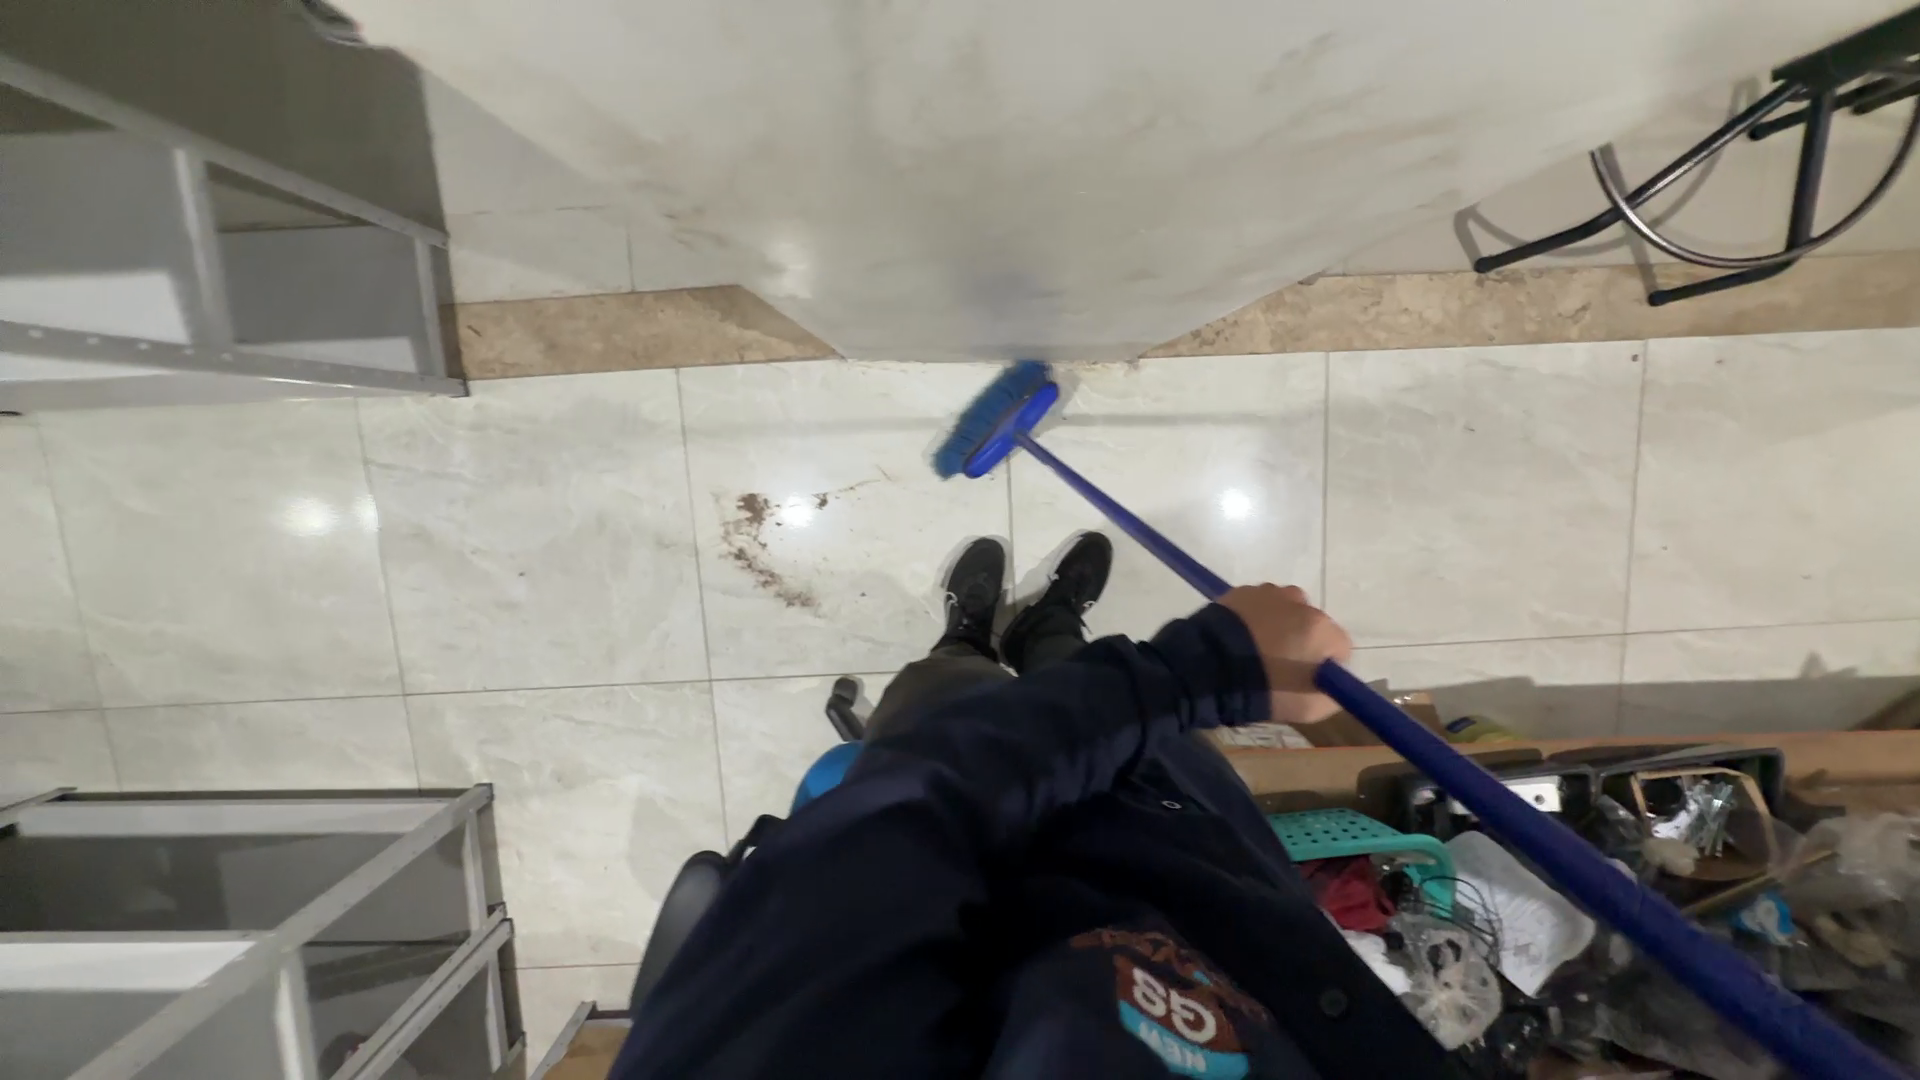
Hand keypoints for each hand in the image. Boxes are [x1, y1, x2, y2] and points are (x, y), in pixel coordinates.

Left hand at [1216, 584, 1351, 726]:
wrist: (1208, 665)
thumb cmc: (1264, 688)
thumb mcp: (1310, 708)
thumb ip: (1333, 692)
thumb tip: (1332, 681)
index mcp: (1322, 629)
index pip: (1339, 647)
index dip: (1326, 665)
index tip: (1309, 679)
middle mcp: (1299, 602)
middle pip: (1311, 624)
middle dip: (1302, 641)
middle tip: (1279, 663)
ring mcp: (1267, 592)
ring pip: (1284, 610)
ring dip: (1278, 625)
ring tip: (1255, 648)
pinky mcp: (1239, 591)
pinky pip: (1256, 605)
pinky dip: (1253, 617)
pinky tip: (1239, 636)